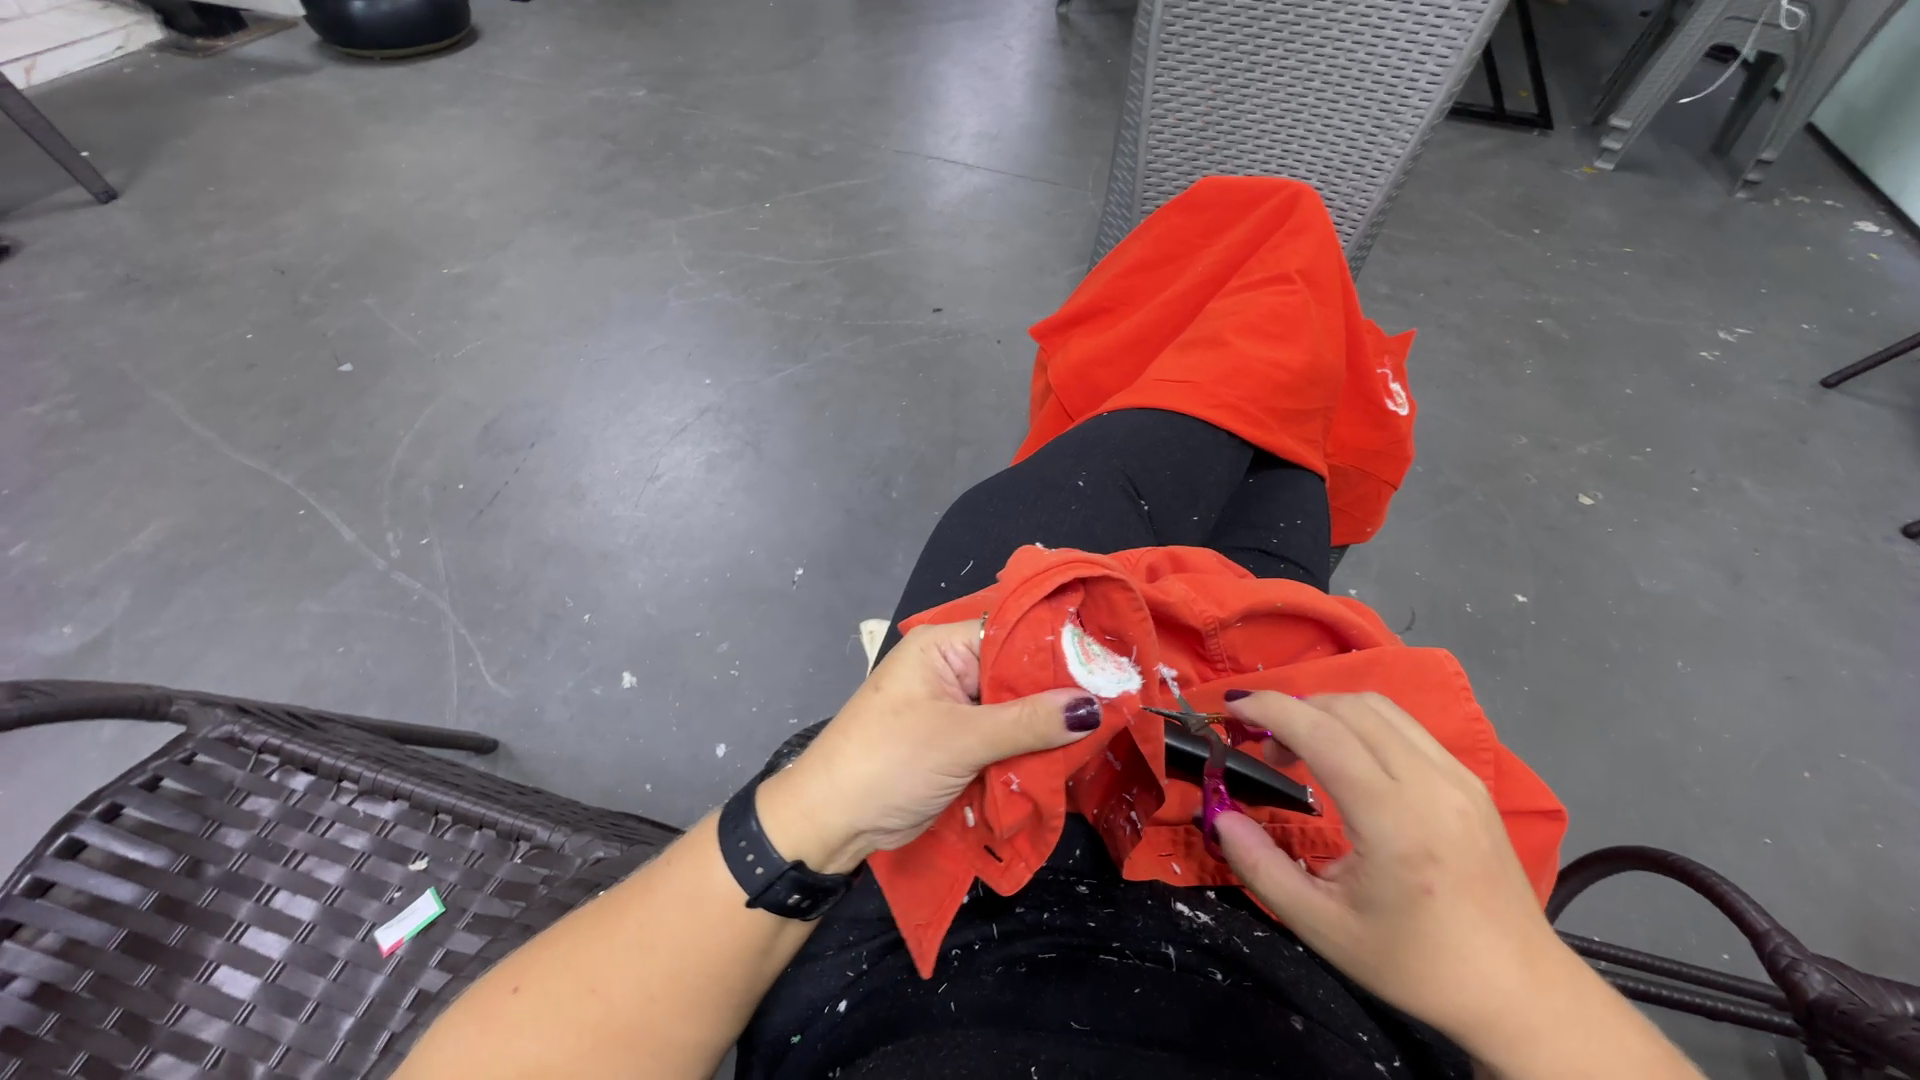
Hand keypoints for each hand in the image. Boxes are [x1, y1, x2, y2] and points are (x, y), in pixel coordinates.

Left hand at [755, 621, 1101, 873]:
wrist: (831, 823)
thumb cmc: (887, 763)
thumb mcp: (960, 739)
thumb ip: (1028, 721)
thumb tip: (1093, 704)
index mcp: (943, 646)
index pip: (1014, 633)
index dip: (1062, 650)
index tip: (1113, 668)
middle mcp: (952, 669)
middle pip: (1020, 672)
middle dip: (1060, 694)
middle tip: (1118, 706)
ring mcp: (956, 709)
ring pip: (1017, 709)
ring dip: (1049, 727)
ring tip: (1104, 733)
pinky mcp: (959, 744)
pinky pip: (1006, 738)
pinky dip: (1031, 750)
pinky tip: (1070, 757)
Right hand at [1211, 691, 1570, 1045]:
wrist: (1519, 992)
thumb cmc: (1415, 965)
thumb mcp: (1321, 927)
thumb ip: (1260, 868)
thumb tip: (1221, 816)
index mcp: (1396, 820)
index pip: (1324, 732)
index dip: (1271, 709)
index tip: (1232, 708)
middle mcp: (1432, 784)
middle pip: (1350, 707)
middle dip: (1294, 709)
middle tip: (1262, 746)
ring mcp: (1460, 778)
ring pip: (1381, 708)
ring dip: (1328, 712)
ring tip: (1300, 750)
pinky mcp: (1473, 783)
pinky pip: (1406, 728)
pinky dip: (1361, 724)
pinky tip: (1346, 761)